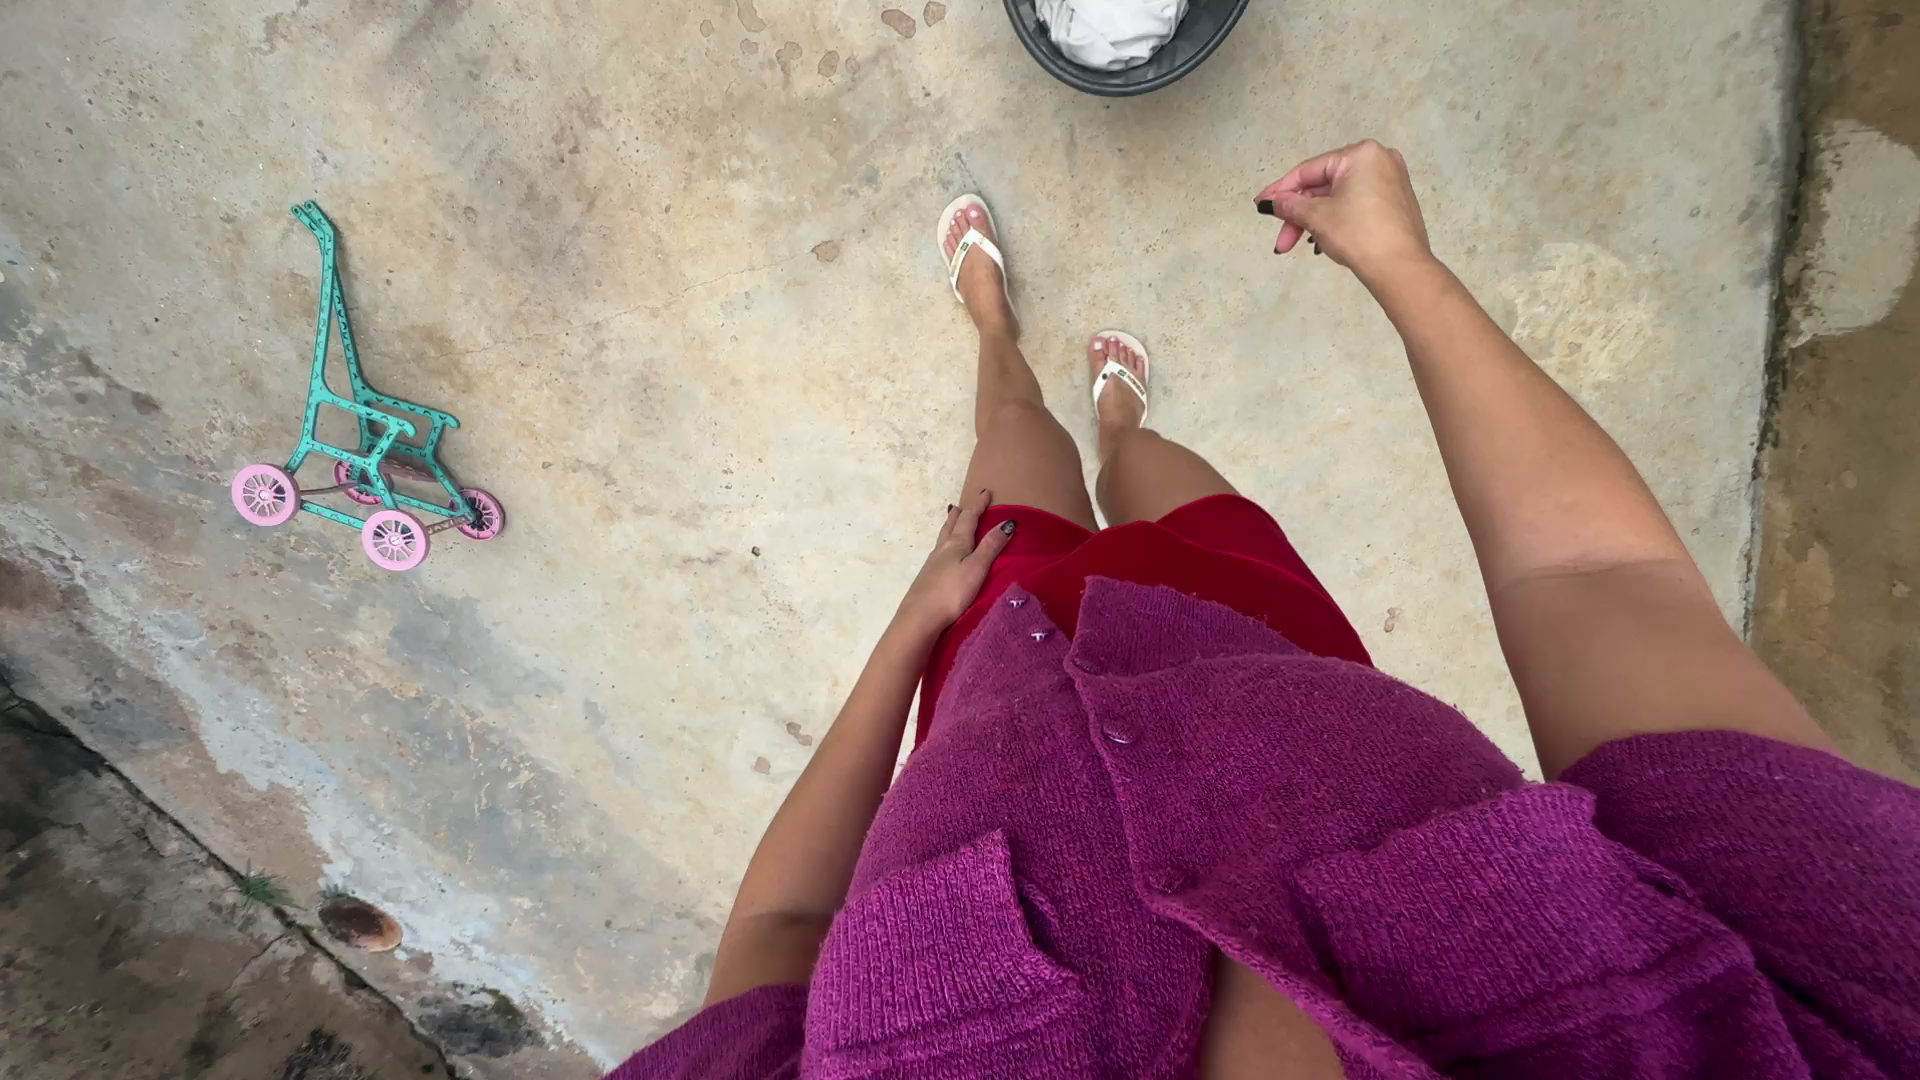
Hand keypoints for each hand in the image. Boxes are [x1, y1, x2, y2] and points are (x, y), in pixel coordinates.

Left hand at [895, 488, 1014, 633]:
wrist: (919, 617)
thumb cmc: (952, 592)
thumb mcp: (977, 567)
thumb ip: (991, 546)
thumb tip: (1007, 521)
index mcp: (956, 544)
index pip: (969, 519)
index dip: (978, 506)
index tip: (985, 492)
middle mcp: (942, 549)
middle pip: (951, 526)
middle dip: (959, 514)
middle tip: (961, 504)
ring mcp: (932, 564)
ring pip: (943, 538)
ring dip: (949, 526)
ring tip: (951, 520)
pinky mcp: (927, 578)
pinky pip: (938, 552)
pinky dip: (944, 544)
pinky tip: (943, 553)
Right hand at [1255, 140, 1431, 280]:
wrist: (1398, 264)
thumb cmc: (1357, 233)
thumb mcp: (1317, 217)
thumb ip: (1290, 205)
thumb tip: (1271, 201)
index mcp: (1360, 154)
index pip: (1309, 170)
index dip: (1280, 190)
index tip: (1260, 205)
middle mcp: (1377, 160)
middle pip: (1322, 186)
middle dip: (1297, 216)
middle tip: (1281, 243)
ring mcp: (1388, 180)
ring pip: (1336, 198)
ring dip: (1312, 222)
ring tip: (1299, 246)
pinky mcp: (1392, 201)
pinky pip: (1353, 205)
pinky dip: (1333, 221)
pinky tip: (1321, 242)